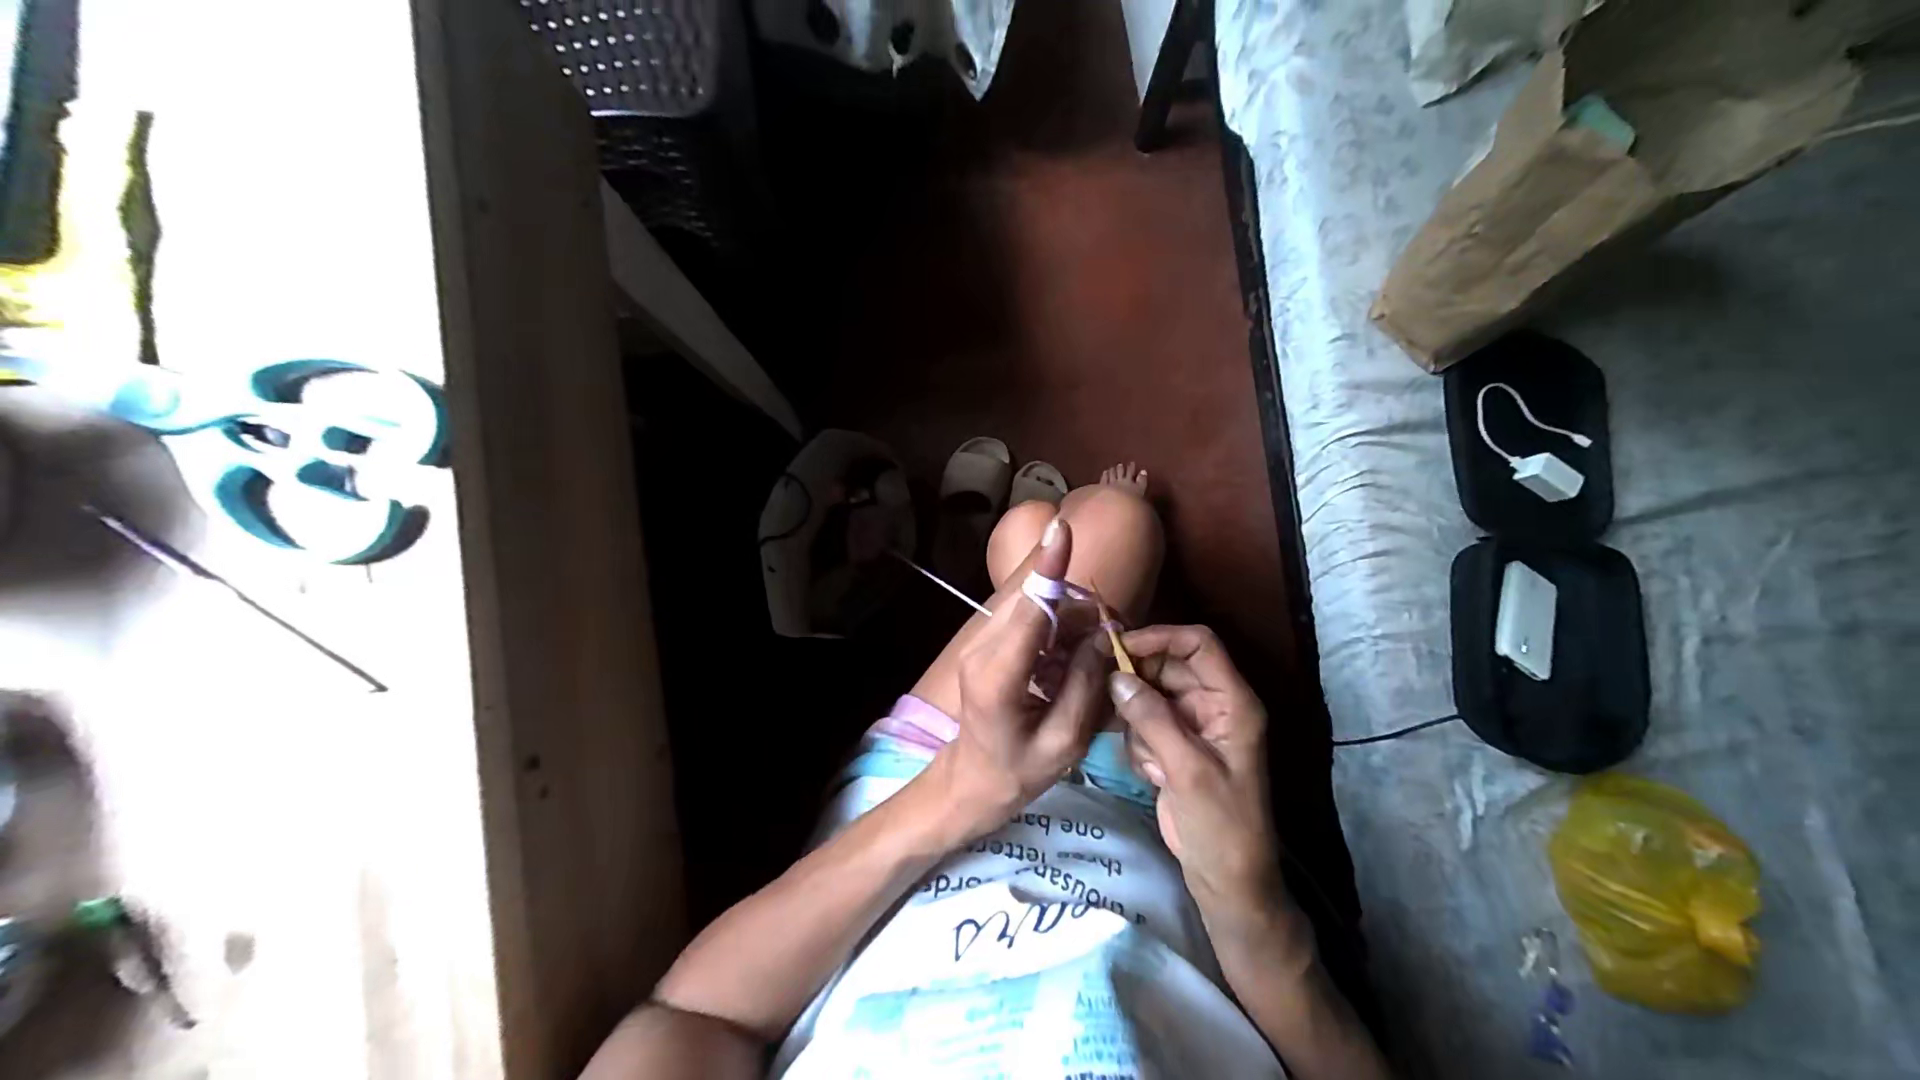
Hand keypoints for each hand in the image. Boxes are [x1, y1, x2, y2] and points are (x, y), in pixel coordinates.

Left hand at [928, 517, 1107, 839]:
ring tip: (1088, 658)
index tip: (1061, 527)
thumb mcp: (1065, 742)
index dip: (1047, 568)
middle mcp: (982, 648)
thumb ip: (1087, 685)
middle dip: (1076, 607)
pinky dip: (1056, 630)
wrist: (972, 780)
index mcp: (998, 676)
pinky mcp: (987, 642)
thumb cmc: (1018, 771)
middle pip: (1034, 601)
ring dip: (1068, 620)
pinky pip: (1027, 619)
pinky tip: (1068, 661)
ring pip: (1032, 607)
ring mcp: (980, 642)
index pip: (1027, 610)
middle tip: (1109, 637)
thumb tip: (1103, 634)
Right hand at [1108, 625, 1282, 914]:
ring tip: (1148, 758)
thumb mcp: (1188, 769)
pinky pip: (1143, 721)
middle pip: (1167, 666)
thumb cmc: (1221, 823)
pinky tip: (1151, 773)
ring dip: (1137, 720)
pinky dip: (1138, 740)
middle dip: (1138, 681)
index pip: (1198, 644)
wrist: (1225, 878)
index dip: (1161, 637)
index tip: (1119, 646)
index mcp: (1232, 701)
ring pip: (1148, 693)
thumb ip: (1152, 719)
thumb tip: (1116, 677)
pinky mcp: (1172, 744)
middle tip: (1106, 695)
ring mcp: (1191, 724)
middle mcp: (1211, 704)